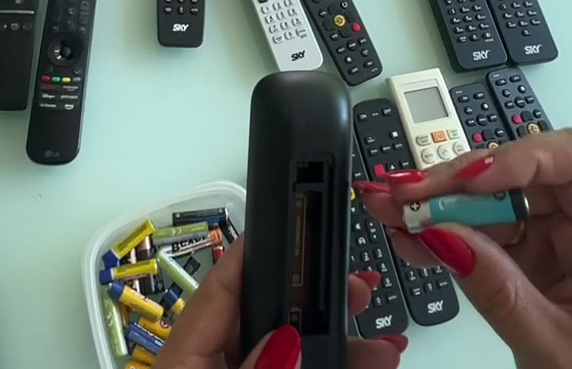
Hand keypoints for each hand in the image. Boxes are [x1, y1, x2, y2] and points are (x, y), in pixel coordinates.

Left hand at [151, 239, 406, 368]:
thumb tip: (288, 338)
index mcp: (185, 355)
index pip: (224, 282)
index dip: (266, 246)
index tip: (307, 217)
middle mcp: (207, 361)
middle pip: (266, 314)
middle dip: (320, 299)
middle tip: (365, 284)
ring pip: (290, 350)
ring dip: (341, 343)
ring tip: (386, 341)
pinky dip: (331, 366)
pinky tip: (372, 360)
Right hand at [359, 130, 571, 368]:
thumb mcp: (554, 349)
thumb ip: (498, 291)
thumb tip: (442, 233)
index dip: (520, 157)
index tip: (468, 181)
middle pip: (516, 174)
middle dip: (455, 180)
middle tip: (404, 194)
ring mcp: (549, 243)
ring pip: (488, 199)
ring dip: (436, 203)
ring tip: (390, 210)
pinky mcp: (523, 260)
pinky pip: (476, 231)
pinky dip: (439, 232)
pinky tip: (409, 236)